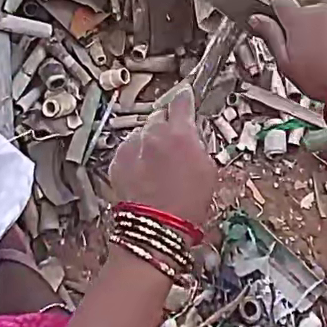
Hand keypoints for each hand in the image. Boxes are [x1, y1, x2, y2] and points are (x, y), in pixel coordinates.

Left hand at [109, 85, 216, 226]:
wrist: (156, 230)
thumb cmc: (188, 205)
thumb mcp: (209, 170)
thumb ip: (198, 144)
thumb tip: (193, 135)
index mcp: (181, 133)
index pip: (182, 100)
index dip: (185, 98)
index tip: (186, 96)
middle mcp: (154, 134)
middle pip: (160, 116)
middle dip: (167, 124)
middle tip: (174, 143)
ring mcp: (132, 146)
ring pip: (142, 132)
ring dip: (150, 141)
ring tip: (158, 164)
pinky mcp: (117, 161)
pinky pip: (128, 148)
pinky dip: (135, 155)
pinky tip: (144, 172)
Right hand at [248, 0, 326, 104]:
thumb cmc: (323, 77)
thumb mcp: (286, 62)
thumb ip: (270, 36)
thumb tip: (257, 21)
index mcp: (296, 19)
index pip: (278, 1)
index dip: (275, 13)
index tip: (275, 24)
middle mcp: (318, 11)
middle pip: (302, 12)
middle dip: (300, 28)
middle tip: (301, 52)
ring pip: (323, 18)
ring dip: (320, 32)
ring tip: (322, 57)